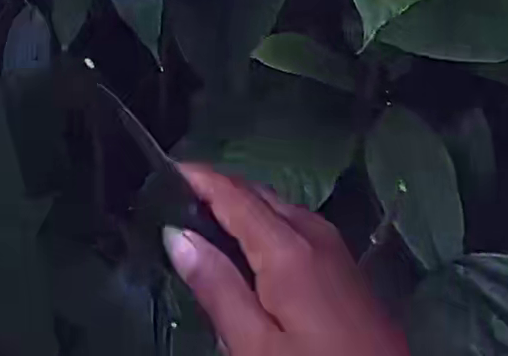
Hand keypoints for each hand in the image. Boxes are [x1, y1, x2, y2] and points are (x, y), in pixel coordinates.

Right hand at [167, 164, 409, 355]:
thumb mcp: (257, 349)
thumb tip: (177, 234)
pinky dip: (262, 221)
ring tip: (202, 216)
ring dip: (239, 204)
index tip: (166, 169)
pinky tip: (246, 244)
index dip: (199, 177)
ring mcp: (331, 243)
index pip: (234, 193)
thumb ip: (217, 288)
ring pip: (275, 206)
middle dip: (217, 188)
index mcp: (288, 244)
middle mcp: (311, 229)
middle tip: (175, 195)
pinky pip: (292, 223)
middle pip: (255, 193)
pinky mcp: (341, 262)